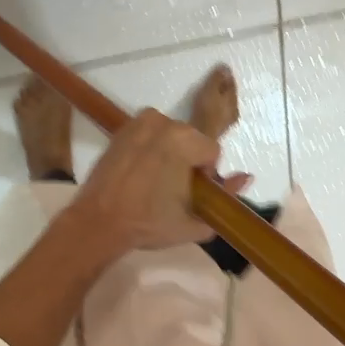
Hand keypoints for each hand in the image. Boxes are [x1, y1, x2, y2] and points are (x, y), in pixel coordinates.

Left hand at [64, 109, 250, 254]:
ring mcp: (138, 122)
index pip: (212, 152)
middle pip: (191, 141)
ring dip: (169, 154)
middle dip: (188, 162)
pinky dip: (150, 150)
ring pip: (170, 137)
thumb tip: (246, 177)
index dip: (206, 175)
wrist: (98, 221)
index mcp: (184, 140)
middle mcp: (163, 122)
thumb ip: (227, 196)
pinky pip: (148, 136)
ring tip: (154, 183)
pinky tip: (139, 174)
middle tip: (172, 191)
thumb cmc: (148, 223)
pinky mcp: (120, 130)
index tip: (189, 194)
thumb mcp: (194, 221)